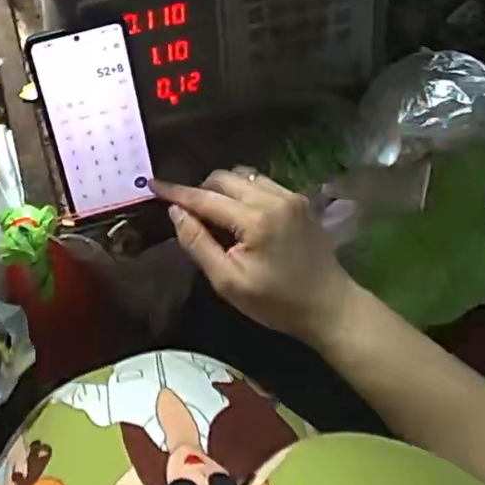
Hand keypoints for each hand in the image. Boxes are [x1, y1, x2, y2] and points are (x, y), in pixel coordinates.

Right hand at [155, 171, 360, 346]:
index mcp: (256, 220)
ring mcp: (289, 197)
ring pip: (242, 177)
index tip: (153, 184)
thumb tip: (176, 211)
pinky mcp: (298, 201)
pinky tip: (240, 215)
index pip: (206, 198)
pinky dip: (242, 192)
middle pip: (223, 178)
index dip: (176, 192)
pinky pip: (260, 183)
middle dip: (200, 190)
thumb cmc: (276, 302)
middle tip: (190, 214)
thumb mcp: (228, 282)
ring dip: (221, 190)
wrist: (330, 308)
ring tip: (215, 216)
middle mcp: (274, 199)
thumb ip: (198, 243)